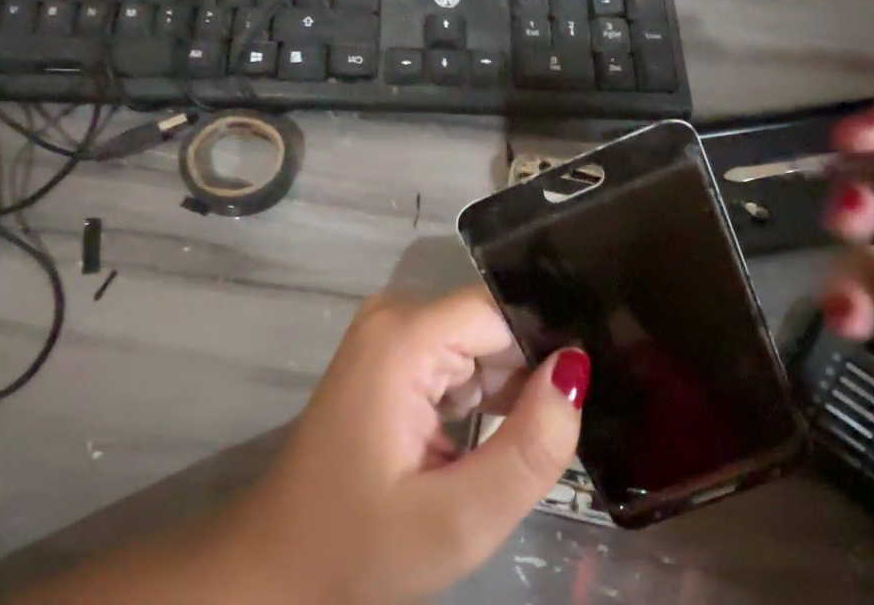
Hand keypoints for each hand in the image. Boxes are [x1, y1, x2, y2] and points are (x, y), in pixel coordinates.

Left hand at [18, 287, 586, 603]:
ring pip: (484, 342)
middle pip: (495, 324)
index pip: (505, 312)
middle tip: (553, 443)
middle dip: (531, 377)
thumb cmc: (364, 545)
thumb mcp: (459, 519)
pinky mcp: (393, 356)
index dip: (548, 351)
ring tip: (525, 445)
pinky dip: (486, 396)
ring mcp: (391, 334)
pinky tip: (495, 439)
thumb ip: (527, 448)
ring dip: (511, 391)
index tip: (587, 399)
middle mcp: (396, 315)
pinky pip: (462, 357)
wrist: (285, 561)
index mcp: (403, 338)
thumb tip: (577, 369)